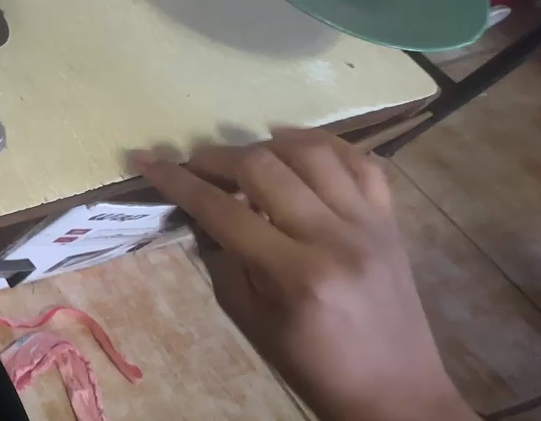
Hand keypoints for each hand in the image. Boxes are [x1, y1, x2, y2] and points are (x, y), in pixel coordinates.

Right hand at [135, 130, 472, 420]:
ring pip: (311, 153)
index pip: (220, 207)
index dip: (174, 179)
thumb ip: (217, 248)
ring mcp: (371, 229)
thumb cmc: (307, 358)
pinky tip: (294, 149)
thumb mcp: (244, 308)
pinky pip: (363, 164)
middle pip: (263, 167)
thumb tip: (193, 202)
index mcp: (295, 273)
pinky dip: (325, 146)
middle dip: (215, 158)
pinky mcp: (392, 225)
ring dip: (266, 145)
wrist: (397, 395)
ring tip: (246, 158)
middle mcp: (336, 241)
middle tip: (196, 167)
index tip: (143, 159)